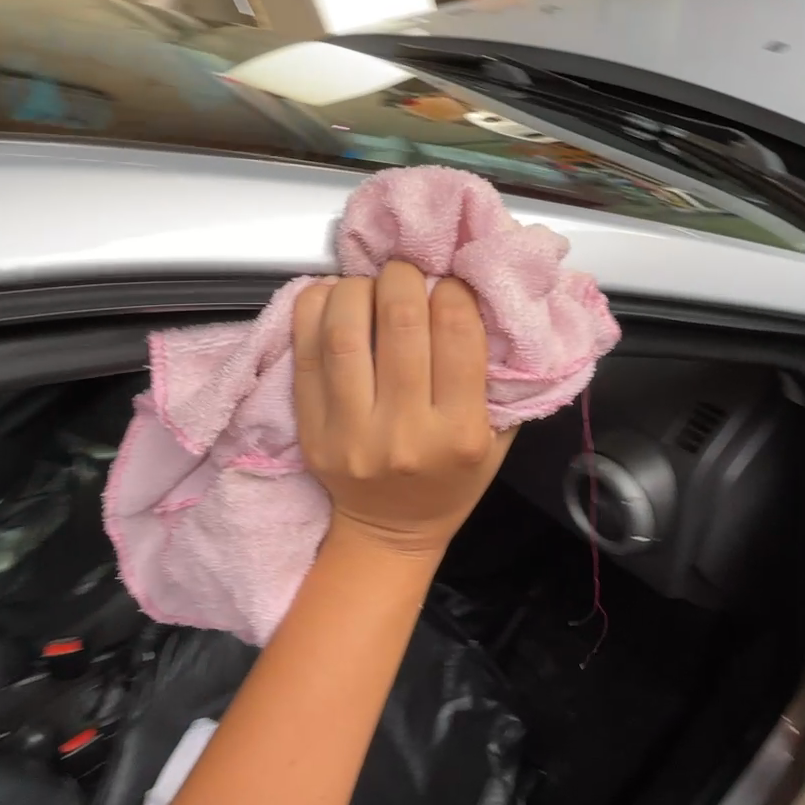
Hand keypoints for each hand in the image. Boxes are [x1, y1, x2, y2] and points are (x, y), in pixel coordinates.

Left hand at [292, 261, 514, 561]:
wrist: (390, 532)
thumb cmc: (451, 484)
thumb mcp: (497, 442)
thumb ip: (498, 382)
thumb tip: (486, 305)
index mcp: (460, 434)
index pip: (458, 334)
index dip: (454, 292)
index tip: (450, 286)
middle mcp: (405, 432)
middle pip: (400, 322)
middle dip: (404, 278)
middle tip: (406, 272)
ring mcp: (351, 432)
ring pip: (347, 331)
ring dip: (358, 288)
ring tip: (369, 283)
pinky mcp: (312, 430)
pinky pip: (306, 353)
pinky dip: (315, 309)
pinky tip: (332, 296)